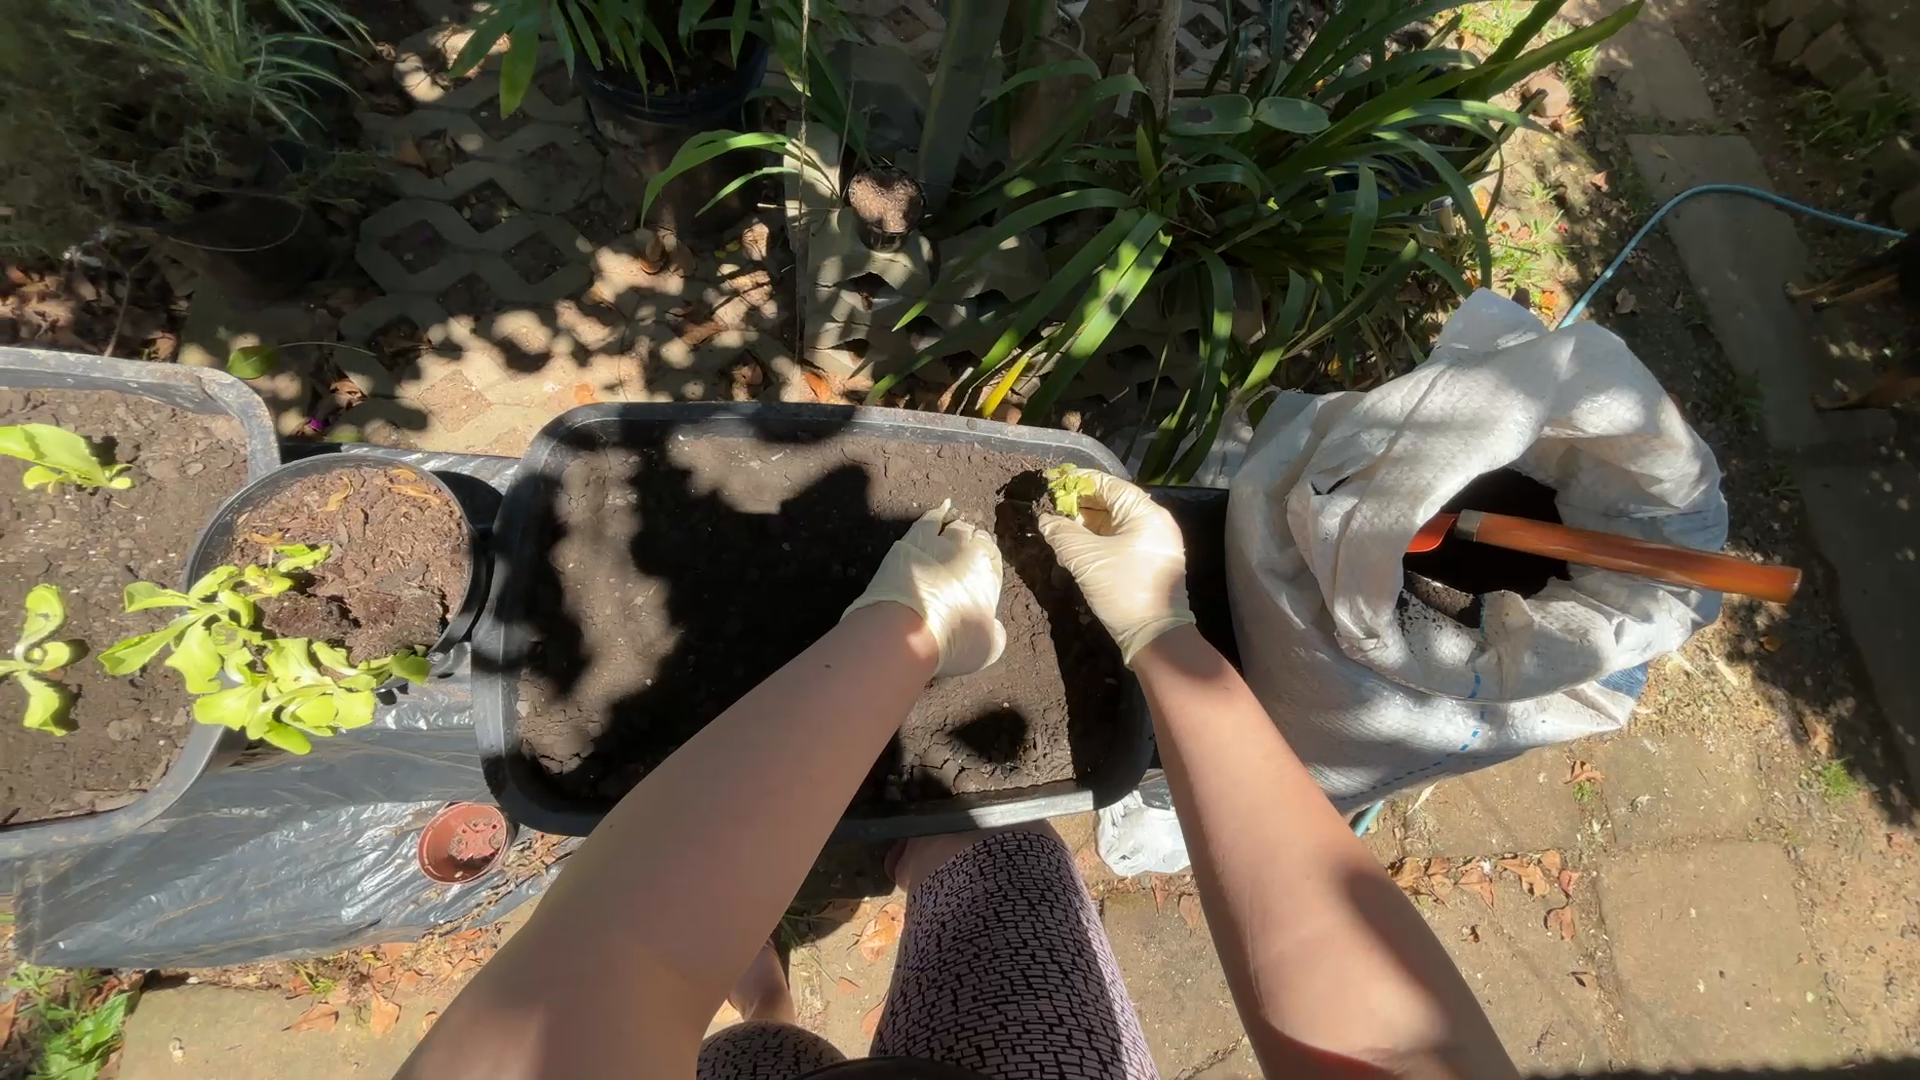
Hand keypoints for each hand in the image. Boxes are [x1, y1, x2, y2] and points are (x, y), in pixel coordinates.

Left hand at [845, 500, 1006, 676]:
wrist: (908, 629)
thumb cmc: (953, 641)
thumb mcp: (987, 648)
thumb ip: (994, 632)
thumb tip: (992, 626)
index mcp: (989, 573)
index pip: (993, 555)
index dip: (986, 560)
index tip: (980, 568)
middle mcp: (968, 551)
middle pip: (973, 538)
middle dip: (970, 543)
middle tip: (963, 554)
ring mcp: (939, 542)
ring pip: (953, 526)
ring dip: (954, 528)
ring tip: (954, 530)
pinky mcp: (911, 540)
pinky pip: (930, 518)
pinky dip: (938, 513)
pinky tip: (942, 508)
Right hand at [1038, 471, 1193, 665]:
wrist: (1155, 636)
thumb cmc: (1123, 589)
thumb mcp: (1086, 559)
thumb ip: (1062, 534)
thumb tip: (1045, 520)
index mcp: (1145, 513)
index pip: (1108, 484)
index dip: (1078, 481)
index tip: (1053, 482)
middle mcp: (1154, 522)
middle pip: (1112, 502)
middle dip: (1080, 504)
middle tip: (1051, 507)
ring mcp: (1154, 542)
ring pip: (1114, 522)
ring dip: (1086, 523)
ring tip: (1059, 526)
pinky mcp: (1149, 561)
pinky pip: (1120, 539)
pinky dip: (1098, 538)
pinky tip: (1076, 545)